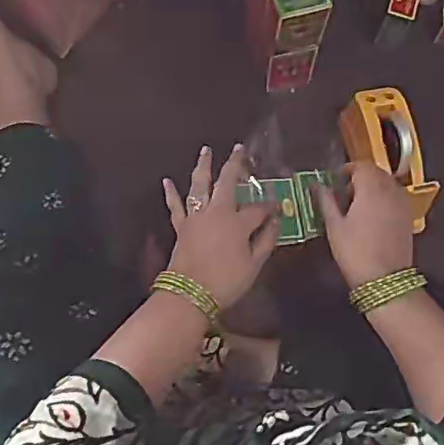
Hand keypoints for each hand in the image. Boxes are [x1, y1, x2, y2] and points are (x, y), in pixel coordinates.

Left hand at [161, 145, 275, 308]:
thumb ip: (266, 241)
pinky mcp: (181, 226)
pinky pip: (175, 206)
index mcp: (238, 222)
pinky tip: (166, 181)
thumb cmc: (226, 282)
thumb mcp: (254, 265)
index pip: (258, 209)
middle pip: (227, 183)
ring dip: (203, 166)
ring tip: (206, 150)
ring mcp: (196, 217)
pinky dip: (171, 193)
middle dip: (235, 165)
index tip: (276, 206)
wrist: (190, 294)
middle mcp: (217, 212)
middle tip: (239, 149)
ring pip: (199, 185)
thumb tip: (275, 222)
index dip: (269, 206)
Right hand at [315, 162, 415, 287]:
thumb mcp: (334, 226)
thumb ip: (326, 201)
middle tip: (344, 193)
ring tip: (357, 205)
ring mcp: (402, 203)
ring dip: (373, 187)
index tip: (336, 179)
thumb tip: (316, 185)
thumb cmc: (354, 251)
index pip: (362, 166)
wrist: (384, 279)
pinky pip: (395, 197)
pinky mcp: (408, 216)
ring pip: (388, 184)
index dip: (348, 169)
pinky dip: (384, 198)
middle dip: (360, 177)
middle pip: (377, 172)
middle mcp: (391, 191)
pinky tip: (372, 215)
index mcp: (371, 189)